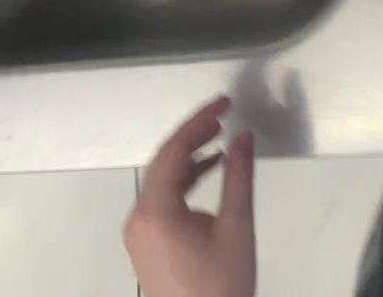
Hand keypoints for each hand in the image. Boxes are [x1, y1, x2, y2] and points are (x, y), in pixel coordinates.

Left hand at [124, 96, 254, 296]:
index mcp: (154, 211)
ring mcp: (141, 234)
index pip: (174, 149)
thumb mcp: (236, 227)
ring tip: (219, 135)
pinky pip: (164, 198)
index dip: (199, 120)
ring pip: (164, 179)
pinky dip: (186, 180)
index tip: (224, 103)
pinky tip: (210, 169)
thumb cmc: (220, 287)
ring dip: (191, 155)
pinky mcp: (149, 245)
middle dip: (194, 133)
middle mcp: (139, 219)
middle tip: (223, 113)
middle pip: (165, 161)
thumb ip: (239, 175)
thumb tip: (243, 137)